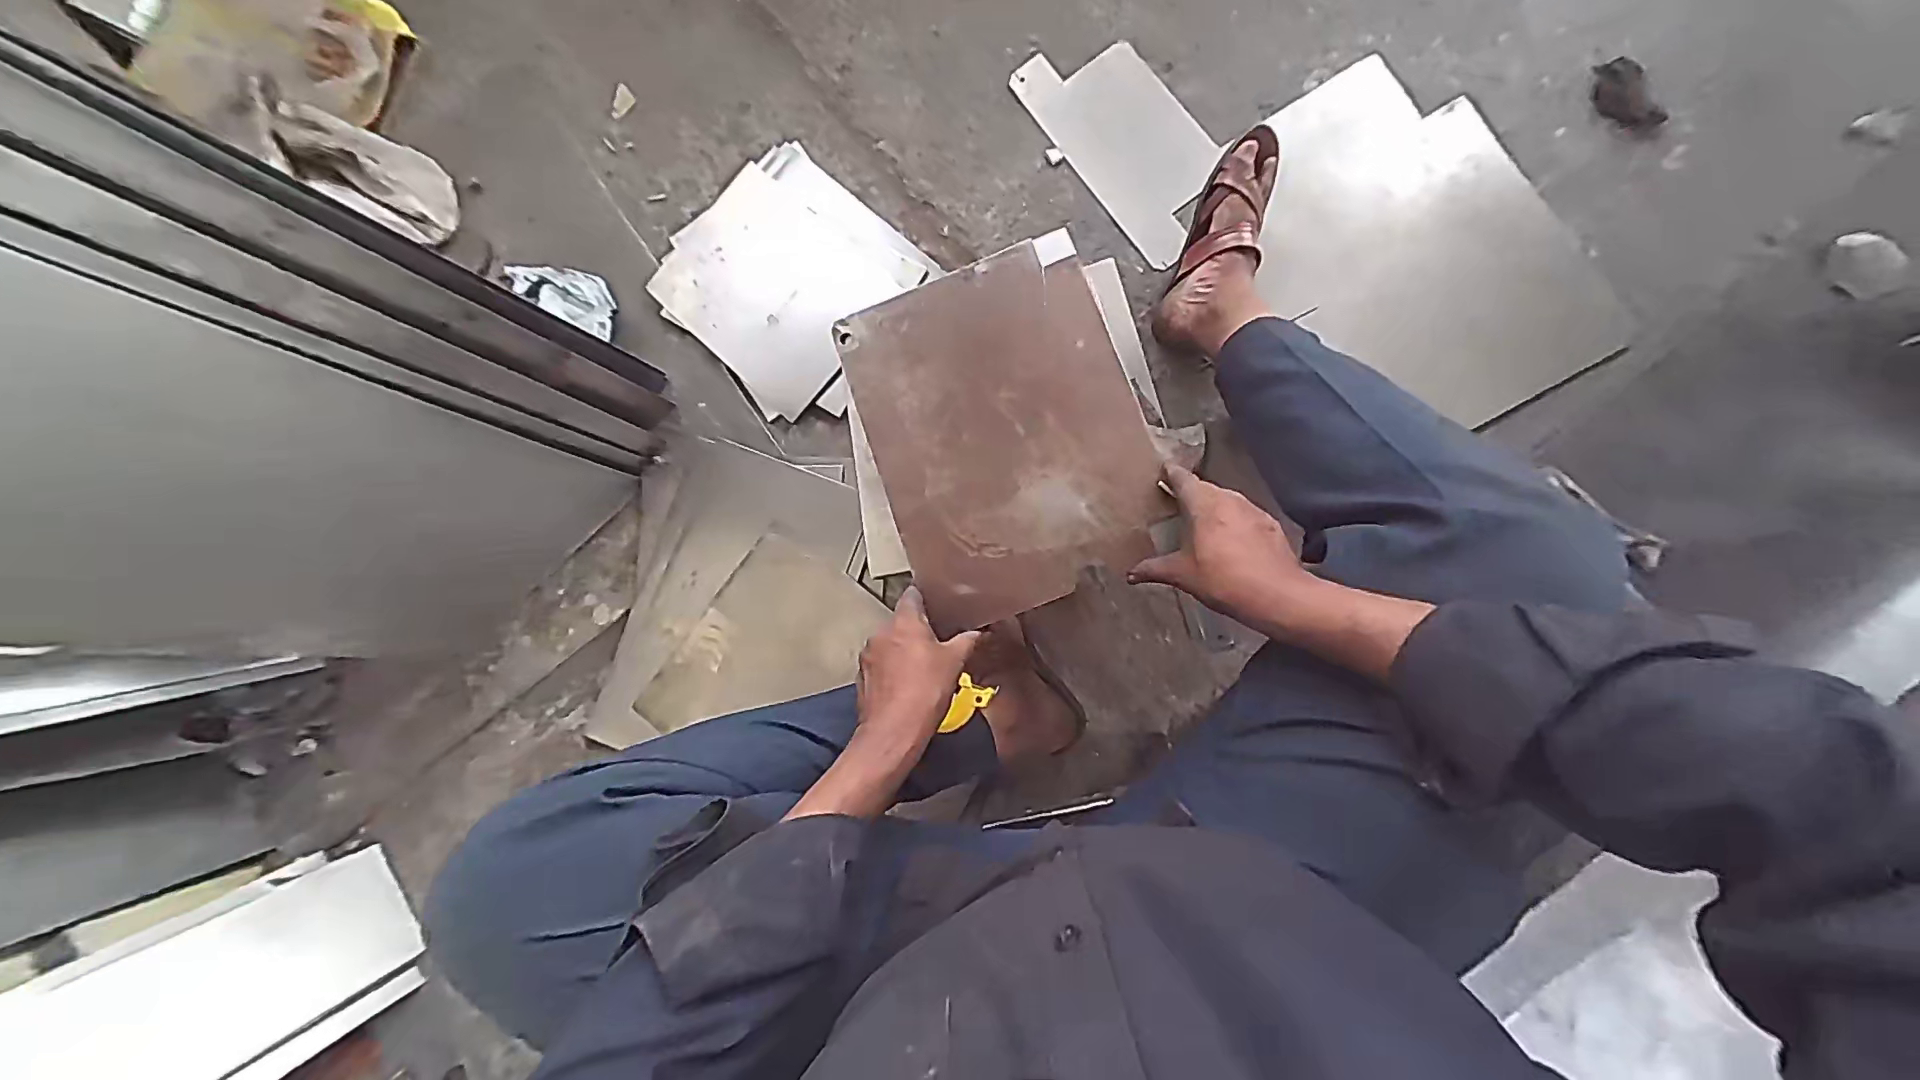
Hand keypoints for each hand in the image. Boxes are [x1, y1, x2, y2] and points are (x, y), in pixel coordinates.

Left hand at [855, 586, 981, 745]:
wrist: (893, 732)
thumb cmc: (923, 694)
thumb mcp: (955, 663)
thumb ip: (966, 641)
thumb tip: (977, 633)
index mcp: (904, 622)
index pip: (912, 595)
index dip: (926, 597)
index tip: (936, 602)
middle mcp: (881, 633)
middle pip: (901, 621)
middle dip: (917, 629)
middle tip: (938, 642)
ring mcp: (868, 655)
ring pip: (889, 643)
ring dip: (903, 650)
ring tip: (924, 667)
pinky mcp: (862, 677)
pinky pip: (880, 665)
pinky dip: (892, 669)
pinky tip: (907, 685)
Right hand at [1127, 465, 1318, 631]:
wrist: (1276, 595)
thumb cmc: (1223, 579)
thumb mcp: (1182, 575)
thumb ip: (1154, 569)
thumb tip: (1131, 574)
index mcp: (1203, 504)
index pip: (1183, 478)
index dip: (1171, 474)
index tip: (1162, 471)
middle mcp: (1229, 499)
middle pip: (1205, 488)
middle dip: (1190, 492)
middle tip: (1175, 502)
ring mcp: (1253, 510)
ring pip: (1226, 500)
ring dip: (1213, 507)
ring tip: (1200, 522)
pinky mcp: (1270, 524)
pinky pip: (1244, 515)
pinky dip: (1233, 521)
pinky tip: (1229, 540)